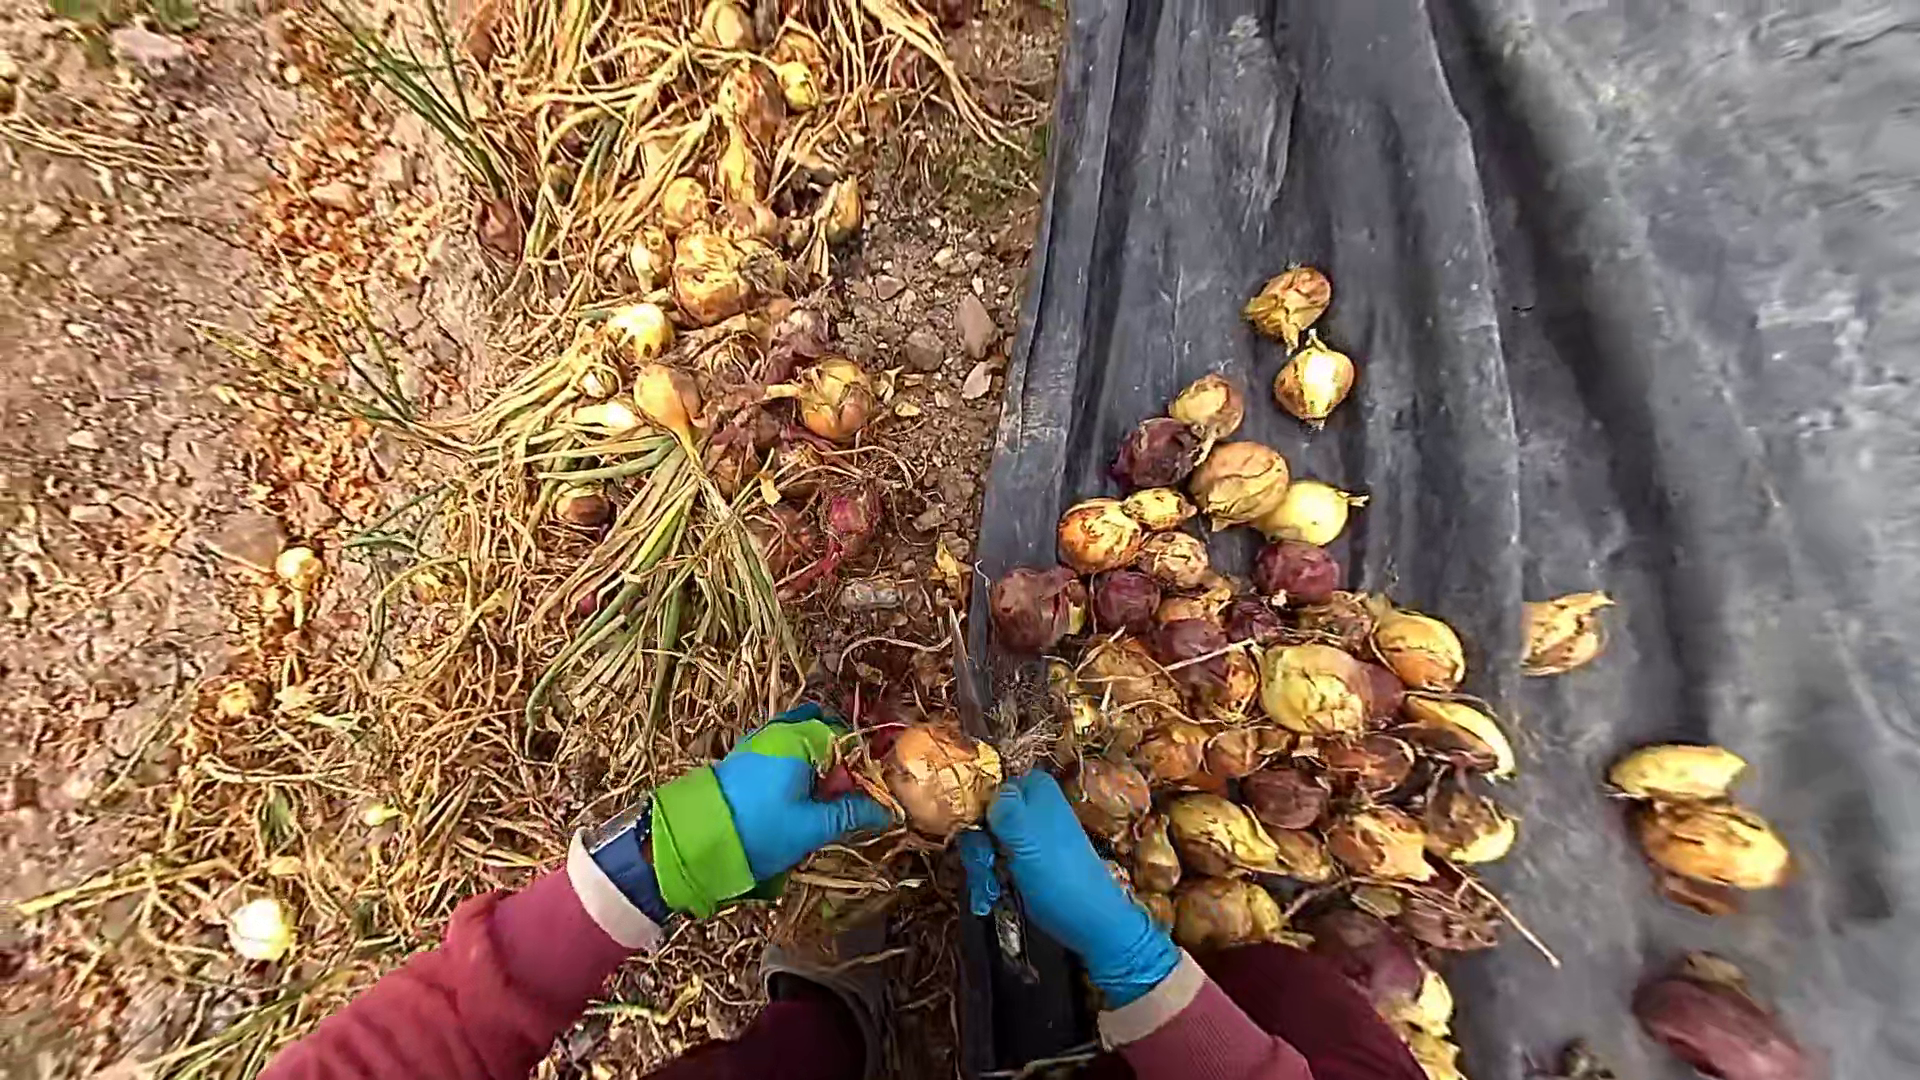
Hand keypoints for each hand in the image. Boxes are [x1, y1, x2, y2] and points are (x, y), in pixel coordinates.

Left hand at [714, 707, 892, 880]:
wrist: (693, 841)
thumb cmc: (758, 829)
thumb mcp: (811, 827)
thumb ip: (851, 814)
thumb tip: (887, 812)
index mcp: (800, 738)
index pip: (847, 741)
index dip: (859, 770)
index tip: (863, 799)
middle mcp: (781, 729)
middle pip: (827, 740)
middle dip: (838, 770)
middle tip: (836, 804)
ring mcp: (760, 739)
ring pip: (805, 746)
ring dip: (817, 771)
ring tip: (815, 806)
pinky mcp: (746, 755)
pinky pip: (784, 752)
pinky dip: (797, 770)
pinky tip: (794, 799)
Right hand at [969, 772, 1178, 1005]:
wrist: (1090, 923)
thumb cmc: (1059, 875)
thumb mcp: (1026, 834)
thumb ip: (1001, 805)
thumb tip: (983, 787)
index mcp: (1032, 786)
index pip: (983, 784)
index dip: (973, 813)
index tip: (978, 838)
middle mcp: (1028, 803)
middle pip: (979, 816)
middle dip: (977, 848)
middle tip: (988, 868)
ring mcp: (1025, 833)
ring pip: (982, 842)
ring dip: (980, 869)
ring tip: (991, 891)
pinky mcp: (1022, 860)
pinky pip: (991, 862)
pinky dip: (987, 880)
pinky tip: (992, 897)